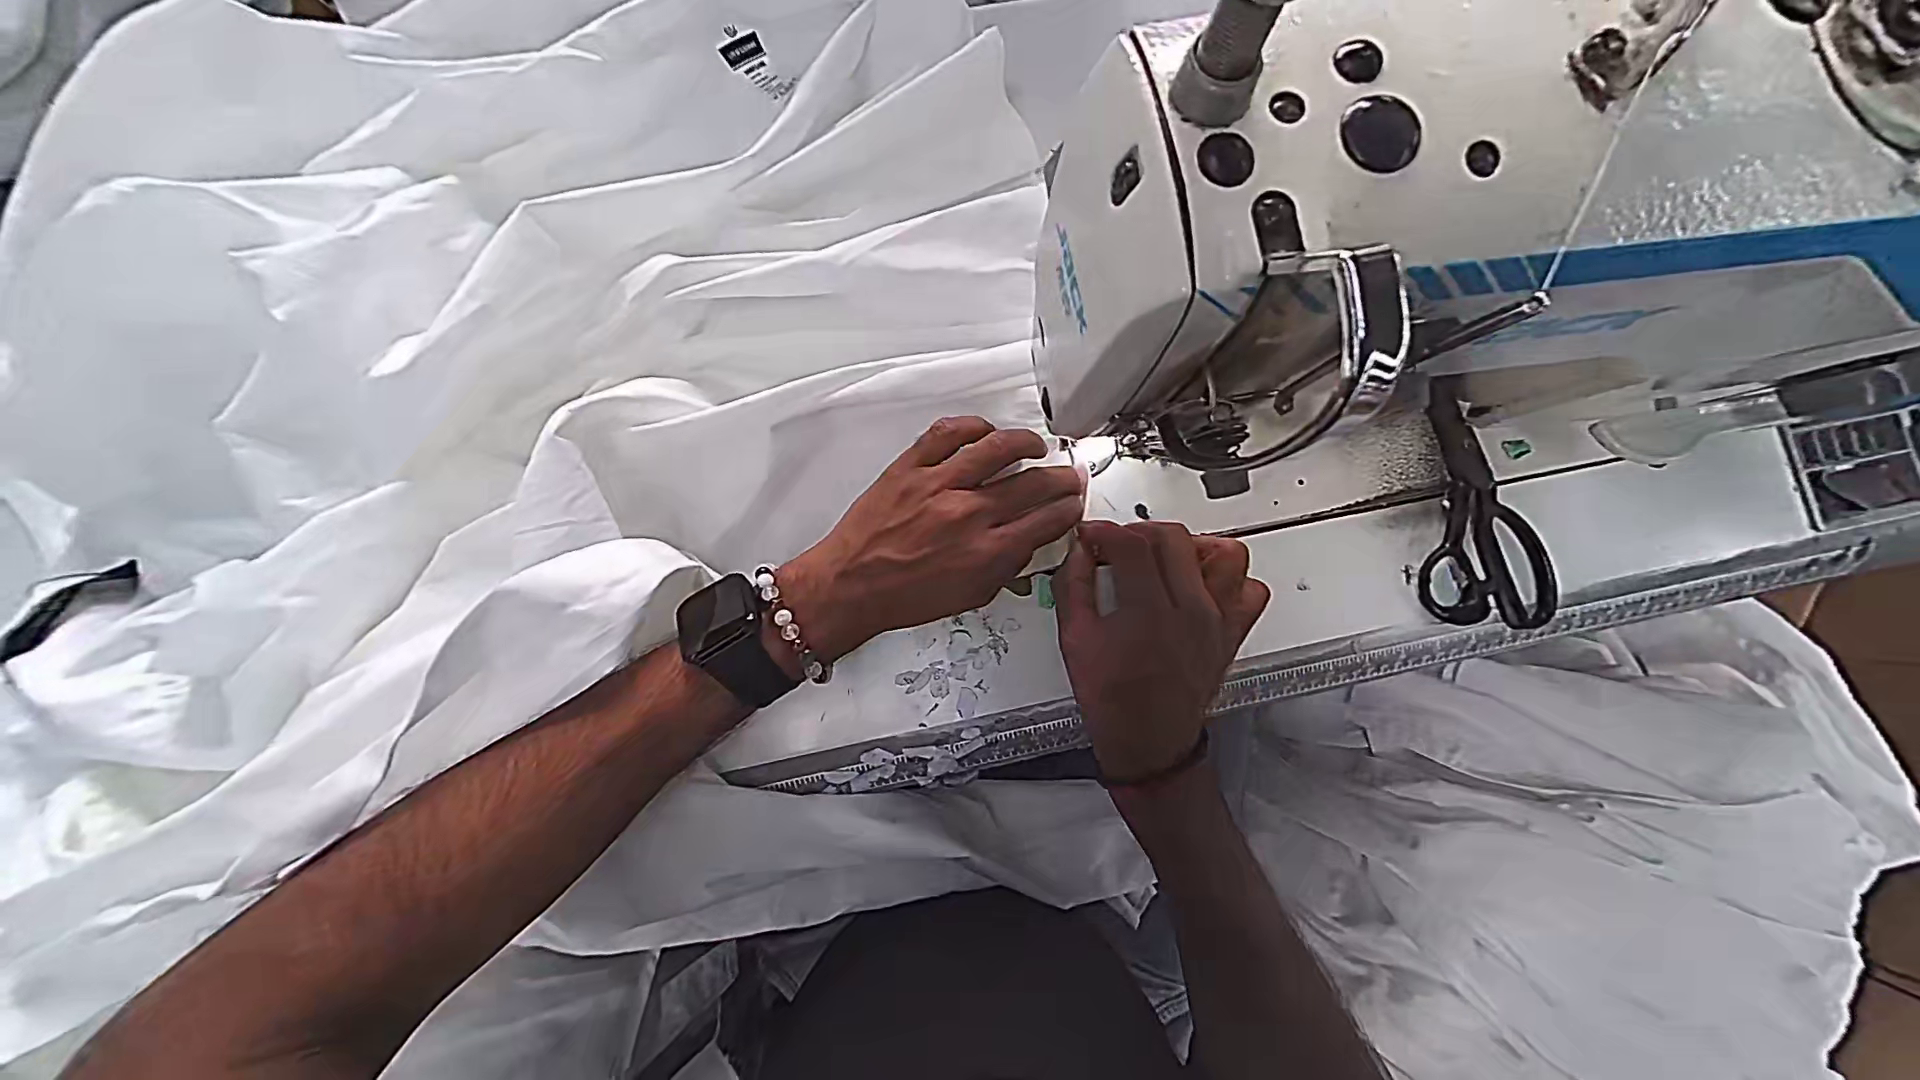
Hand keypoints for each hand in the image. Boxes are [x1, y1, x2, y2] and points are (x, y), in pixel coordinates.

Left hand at [775, 416, 1083, 660]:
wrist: (850, 586)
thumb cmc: (901, 596)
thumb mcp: (969, 596)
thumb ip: (1006, 568)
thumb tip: (1029, 544)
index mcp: (986, 551)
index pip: (1046, 520)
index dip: (1069, 509)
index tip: (1073, 503)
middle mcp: (967, 514)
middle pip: (1032, 483)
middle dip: (1061, 478)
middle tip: (1066, 475)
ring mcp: (938, 485)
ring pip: (997, 448)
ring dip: (1027, 443)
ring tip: (1035, 445)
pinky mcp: (910, 467)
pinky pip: (948, 433)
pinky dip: (973, 426)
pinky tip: (985, 432)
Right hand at [1054, 521, 1269, 783]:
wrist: (1148, 741)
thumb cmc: (1114, 702)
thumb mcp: (1074, 640)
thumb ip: (1073, 588)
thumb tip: (1077, 554)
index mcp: (1147, 613)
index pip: (1131, 544)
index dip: (1104, 532)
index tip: (1092, 537)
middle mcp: (1190, 612)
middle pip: (1173, 538)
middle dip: (1138, 533)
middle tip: (1118, 547)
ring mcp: (1217, 621)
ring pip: (1223, 553)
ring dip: (1190, 546)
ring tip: (1164, 558)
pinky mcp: (1232, 632)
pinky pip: (1249, 589)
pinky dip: (1229, 578)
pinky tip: (1200, 584)